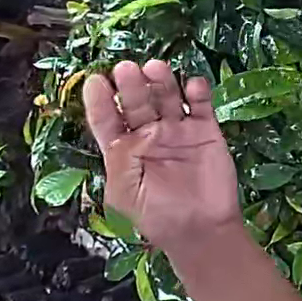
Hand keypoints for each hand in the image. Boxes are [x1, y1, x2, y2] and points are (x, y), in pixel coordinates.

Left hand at [83, 60, 242, 255]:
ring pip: (167, 97)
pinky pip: (200, 106)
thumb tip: (128, 132)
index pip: (107, 119)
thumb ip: (121, 160)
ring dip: (161, 81)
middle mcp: (150, 134)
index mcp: (124, 150)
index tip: (95, 81)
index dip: (99, 101)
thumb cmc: (158, 218)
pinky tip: (192, 84)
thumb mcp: (125, 194)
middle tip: (125, 69)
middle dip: (131, 86)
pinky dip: (198, 92)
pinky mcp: (206, 131)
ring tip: (155, 68)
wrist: (202, 232)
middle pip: (137, 102)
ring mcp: (179, 130)